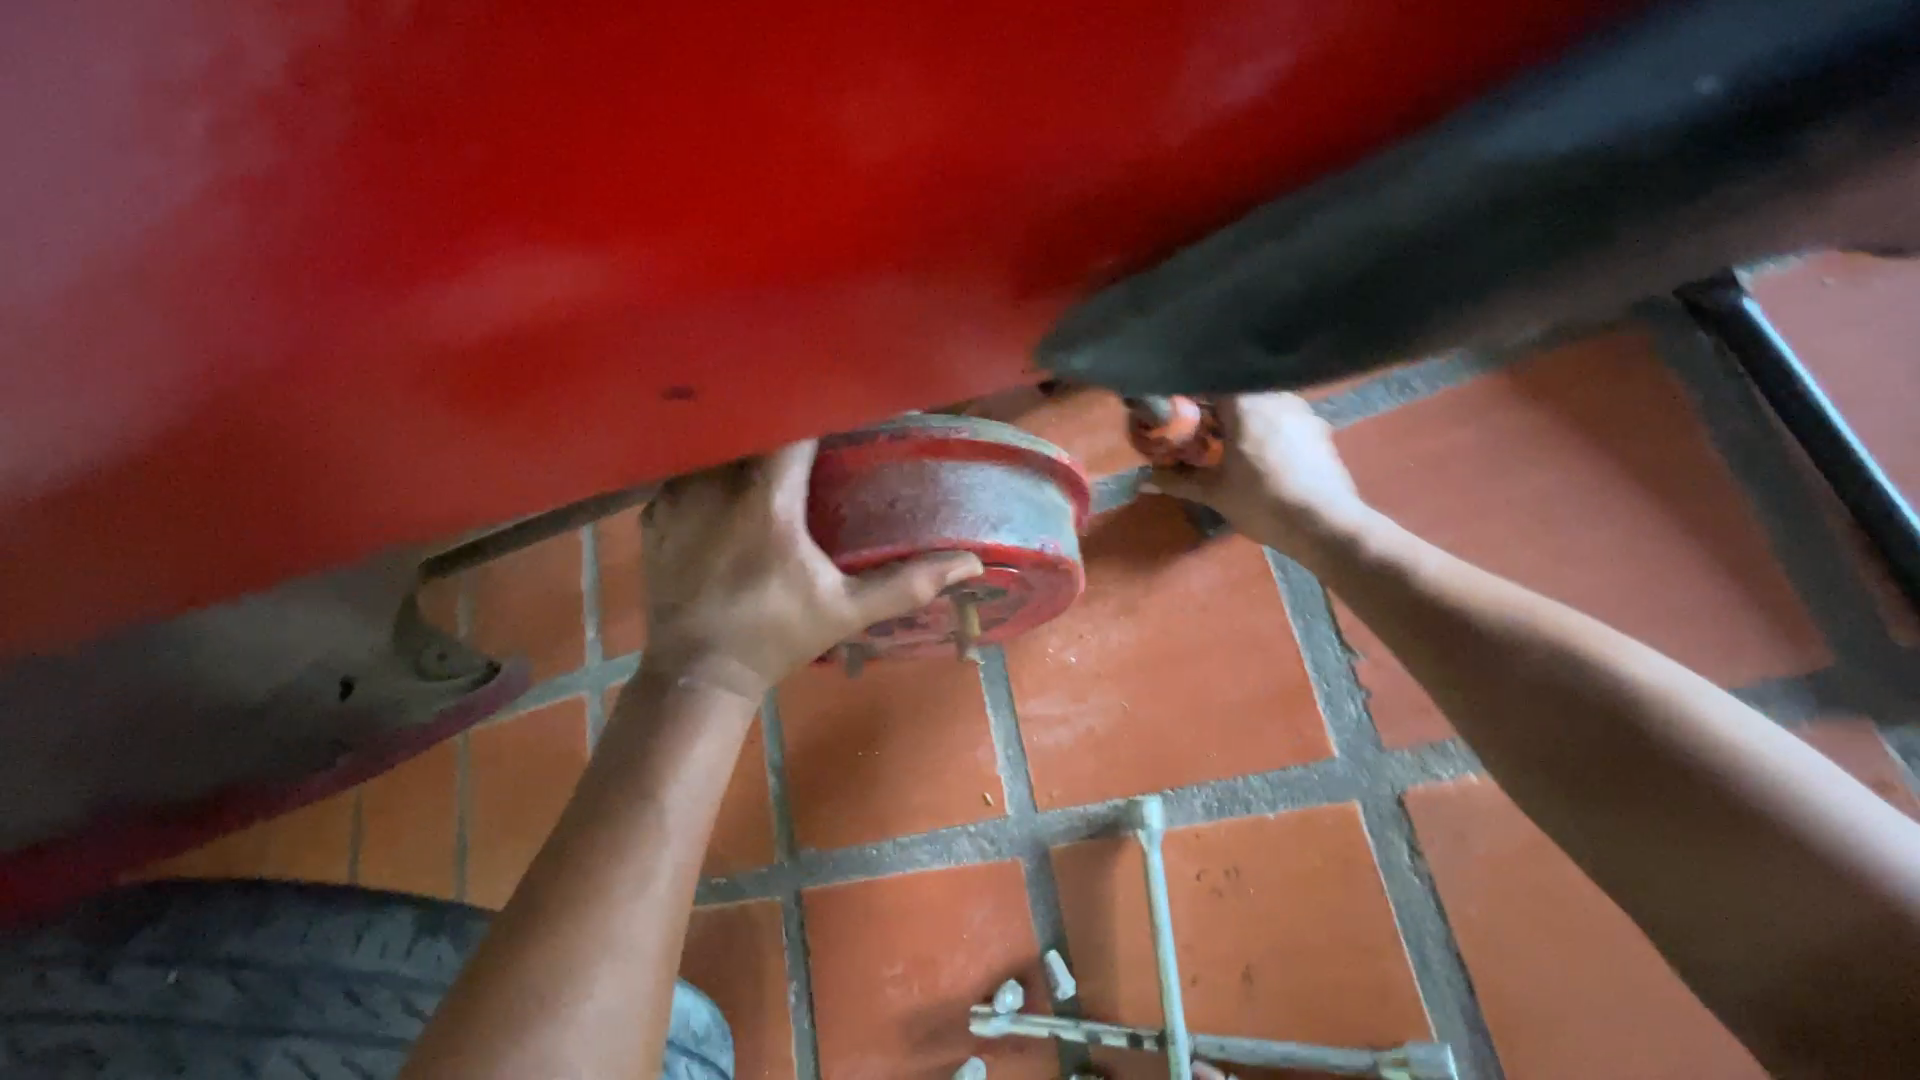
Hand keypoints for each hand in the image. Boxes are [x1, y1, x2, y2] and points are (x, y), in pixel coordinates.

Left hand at [639, 441, 983, 698]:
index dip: (818, 411)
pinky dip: (707, 472)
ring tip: (767, 453)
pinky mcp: (654, 515)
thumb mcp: (846, 610)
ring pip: (713, 445)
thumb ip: (907, 582)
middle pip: (751, 426)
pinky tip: (724, 491)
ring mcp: (676, 497)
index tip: (839, 409)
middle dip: (779, 425)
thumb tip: (971, 563)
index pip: (792, 428)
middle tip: (807, 434)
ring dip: (741, 445)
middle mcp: (715, 484)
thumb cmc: (776, 637)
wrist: (698, 673)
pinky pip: (683, 473)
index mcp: (767, 500)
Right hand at [1145, 392, 1373, 564]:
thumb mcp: (1214, 493)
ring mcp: (1302, 411)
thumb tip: (1143, 481)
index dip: (1189, 395)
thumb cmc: (1263, 502)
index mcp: (1245, 404)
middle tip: (1199, 431)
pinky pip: (1283, 419)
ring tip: (1230, 444)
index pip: (1208, 382)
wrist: (1326, 524)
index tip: (1176, 412)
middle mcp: (1275, 397)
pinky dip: (1267, 429)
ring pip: (1262, 404)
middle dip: (1216, 409)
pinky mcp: (1319, 429)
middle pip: (1237, 392)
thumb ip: (1178, 481)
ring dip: (1243, 419)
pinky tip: (1262, 454)